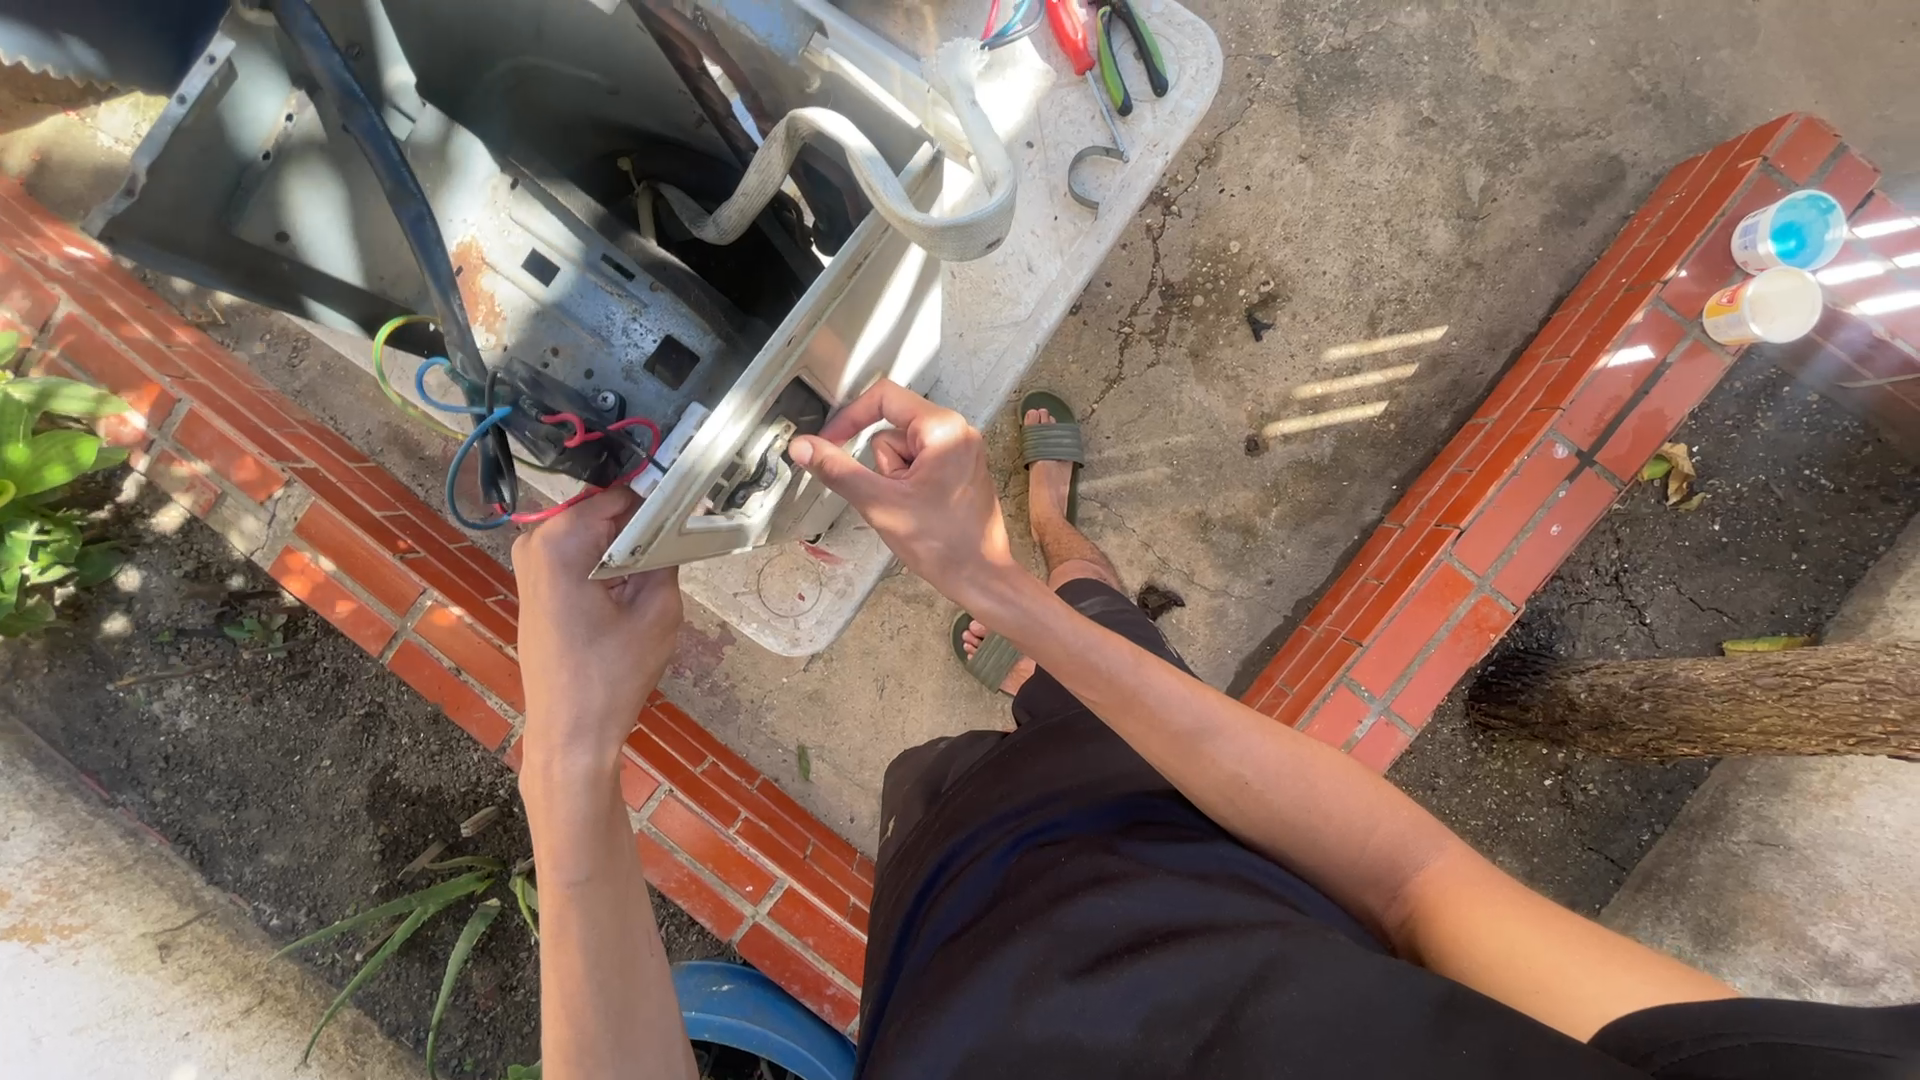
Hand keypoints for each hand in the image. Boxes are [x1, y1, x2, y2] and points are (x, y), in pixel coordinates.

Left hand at [511, 485, 682, 764]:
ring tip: (668, 560)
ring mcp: (531, 563)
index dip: (662, 499)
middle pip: (605, 511)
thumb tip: (680, 521)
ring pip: (596, 532)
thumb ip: (666, 555)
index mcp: (560, 540)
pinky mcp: (538, 584)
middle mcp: (536, 541)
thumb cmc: (614, 673)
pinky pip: (582, 553)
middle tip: (688, 536)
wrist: (571, 730)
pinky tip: (639, 580)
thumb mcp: (658, 609)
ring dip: (630, 542)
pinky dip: (612, 559)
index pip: (622, 495)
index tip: (697, 505)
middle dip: (646, 520)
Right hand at [788, 379, 1020, 607]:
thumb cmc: (943, 544)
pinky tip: (922, 511)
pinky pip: (920, 465)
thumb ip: (837, 470)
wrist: (980, 577)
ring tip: (913, 509)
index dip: (849, 417)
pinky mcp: (961, 469)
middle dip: (884, 467)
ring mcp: (962, 450)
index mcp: (943, 428)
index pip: (883, 398)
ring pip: (903, 451)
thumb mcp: (879, 504)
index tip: (829, 441)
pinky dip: (910, 485)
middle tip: (898, 498)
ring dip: (896, 479)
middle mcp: (958, 431)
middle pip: (892, 430)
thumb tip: (803, 446)